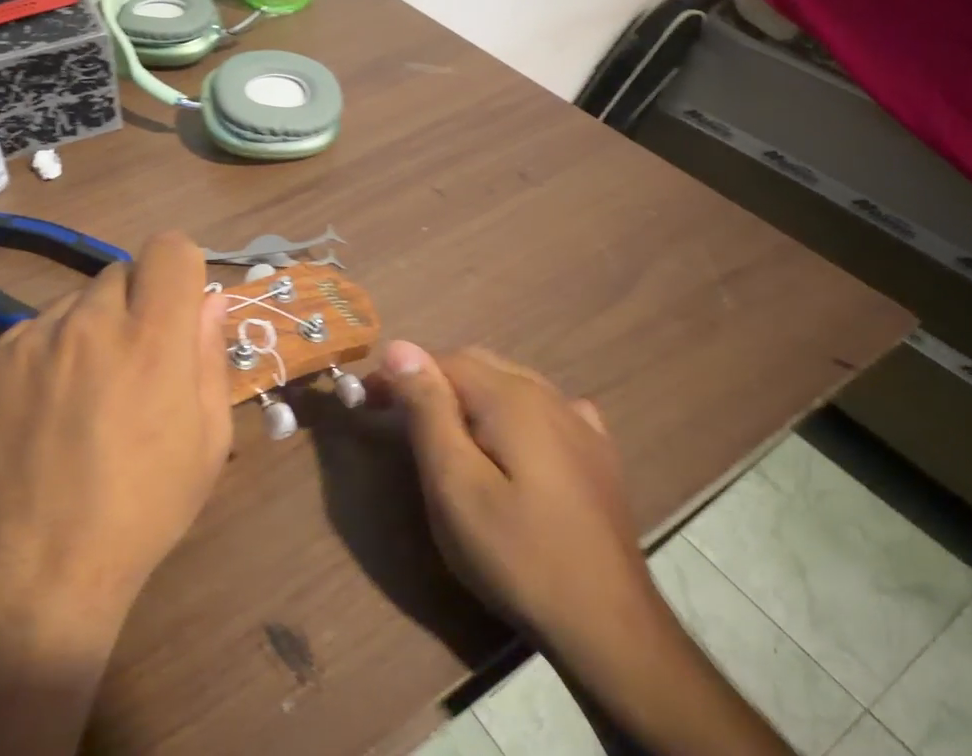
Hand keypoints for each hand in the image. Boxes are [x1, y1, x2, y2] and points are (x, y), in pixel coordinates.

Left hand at [0, 231, 231, 620]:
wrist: (44, 564)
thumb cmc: (144, 509)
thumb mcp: (206, 442)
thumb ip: (210, 357)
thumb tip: (211, 300)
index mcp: (152, 340)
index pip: (169, 248)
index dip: (180, 270)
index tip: (178, 308)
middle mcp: (90, 323)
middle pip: (121, 272)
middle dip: (136, 304)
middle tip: (134, 363)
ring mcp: (34, 338)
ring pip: (74, 303)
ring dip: (89, 329)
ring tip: (84, 393)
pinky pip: (33, 332)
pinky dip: (48, 352)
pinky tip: (46, 407)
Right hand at [369, 342, 662, 658]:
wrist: (607, 623)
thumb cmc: (515, 554)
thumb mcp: (454, 485)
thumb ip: (428, 411)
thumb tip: (400, 347)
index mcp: (512, 398)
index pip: (443, 360)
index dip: (399, 373)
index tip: (365, 401)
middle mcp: (551, 397)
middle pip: (478, 364)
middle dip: (431, 379)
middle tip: (393, 416)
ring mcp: (582, 425)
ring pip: (513, 384)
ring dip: (469, 393)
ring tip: (441, 429)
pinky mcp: (598, 455)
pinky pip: (546, 410)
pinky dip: (511, 411)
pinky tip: (510, 438)